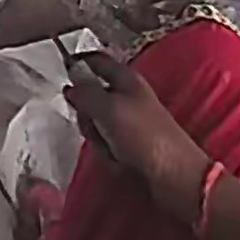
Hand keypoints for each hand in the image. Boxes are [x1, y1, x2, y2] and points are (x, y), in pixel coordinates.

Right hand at [63, 52, 208, 217]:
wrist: (178, 180)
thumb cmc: (144, 136)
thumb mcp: (108, 108)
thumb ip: (84, 92)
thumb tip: (69, 84)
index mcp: (125, 78)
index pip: (95, 60)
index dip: (78, 62)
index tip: (61, 73)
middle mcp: (126, 95)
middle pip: (91, 93)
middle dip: (86, 111)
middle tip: (91, 122)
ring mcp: (129, 121)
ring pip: (96, 119)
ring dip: (96, 134)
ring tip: (108, 146)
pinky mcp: (131, 144)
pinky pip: (106, 140)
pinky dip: (107, 150)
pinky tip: (117, 159)